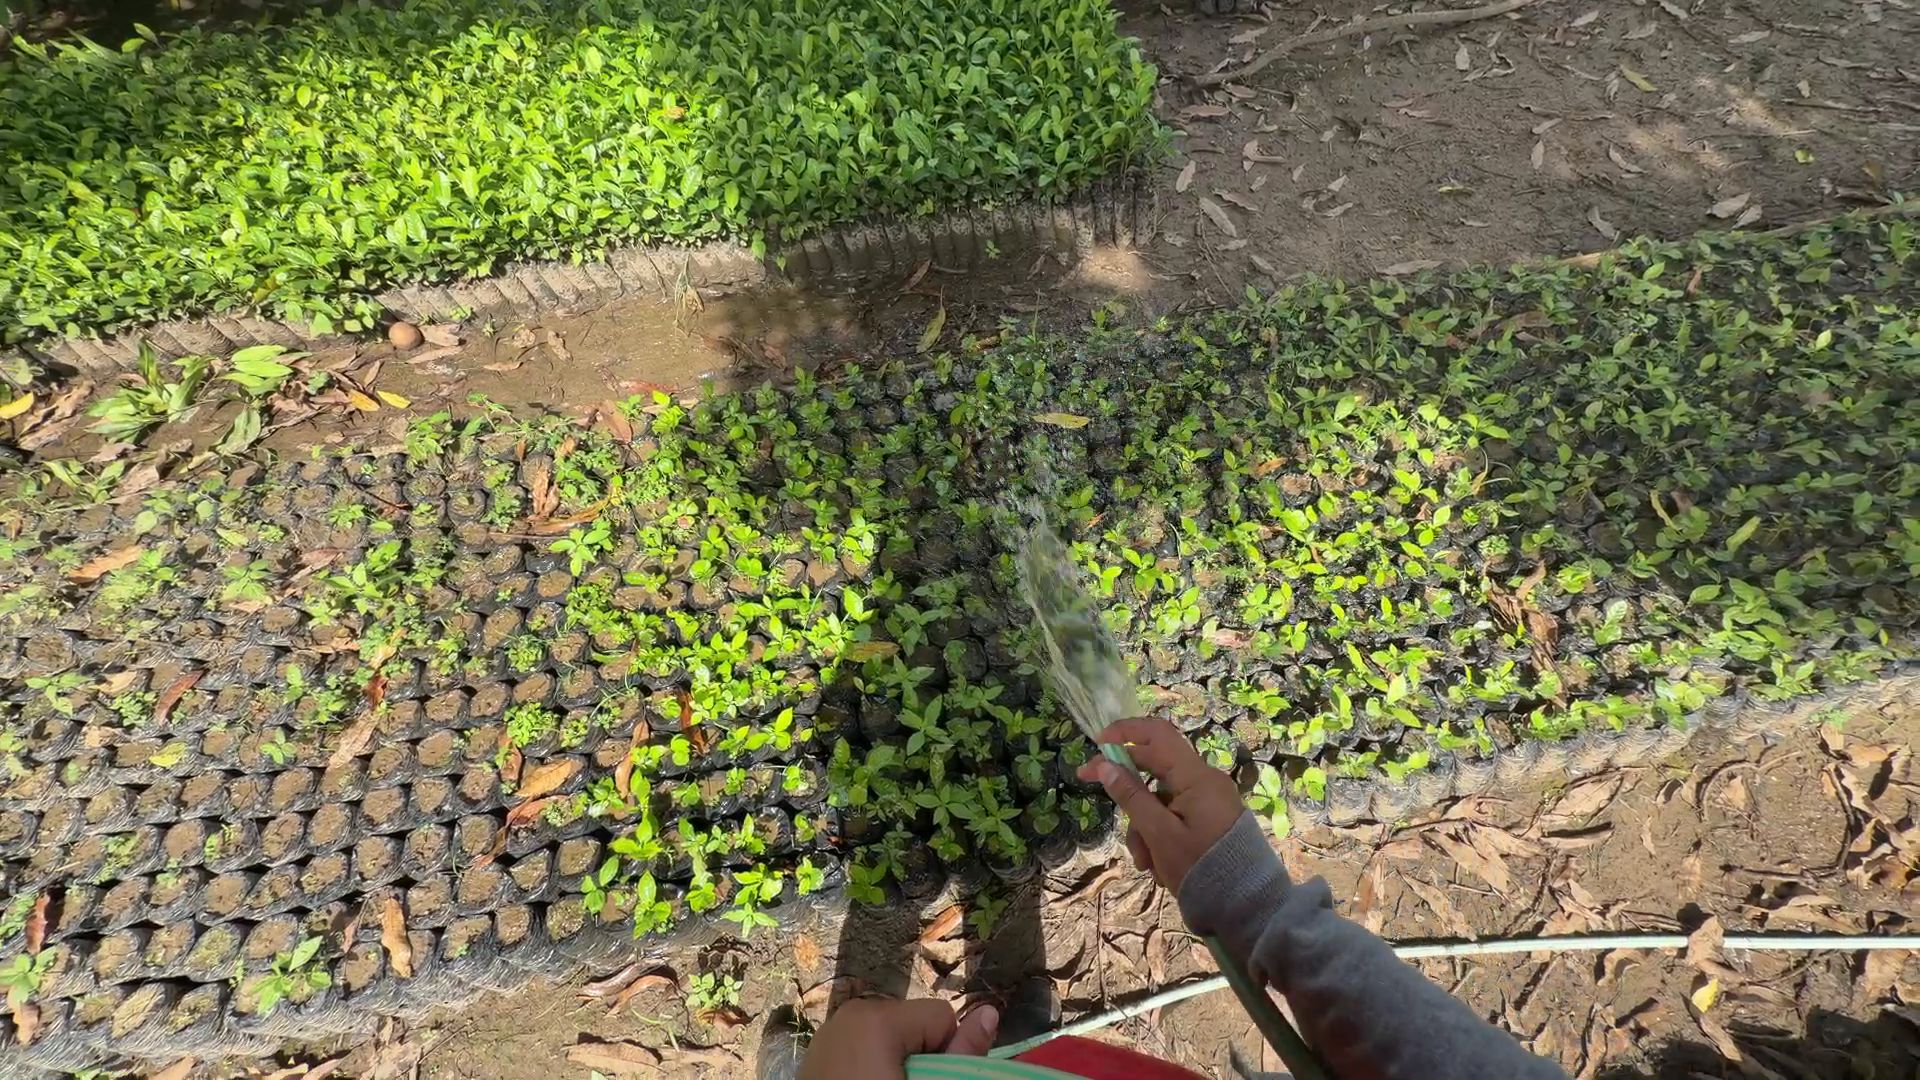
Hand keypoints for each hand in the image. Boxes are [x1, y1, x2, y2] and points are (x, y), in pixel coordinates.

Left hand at [797, 997, 997, 1079]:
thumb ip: (962, 1057)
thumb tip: (991, 1012)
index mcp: (878, 1018)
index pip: (941, 1017)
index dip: (944, 1056)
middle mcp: (853, 1011)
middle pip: (915, 1025)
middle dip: (918, 1059)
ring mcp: (832, 1029)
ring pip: (891, 1036)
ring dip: (895, 1064)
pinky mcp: (819, 1049)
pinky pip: (863, 1045)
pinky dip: (870, 1066)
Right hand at [1075, 716, 1244, 892]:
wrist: (1250, 911)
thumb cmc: (1202, 868)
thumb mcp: (1159, 834)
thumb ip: (1131, 796)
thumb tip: (1106, 766)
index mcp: (1196, 777)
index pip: (1156, 734)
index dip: (1125, 732)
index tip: (1097, 745)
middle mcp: (1205, 781)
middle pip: (1155, 766)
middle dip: (1127, 787)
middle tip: (1093, 789)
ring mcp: (1209, 801)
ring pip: (1161, 797)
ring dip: (1144, 824)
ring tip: (1144, 862)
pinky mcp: (1211, 820)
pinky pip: (1176, 815)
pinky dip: (1160, 835)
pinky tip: (1158, 866)